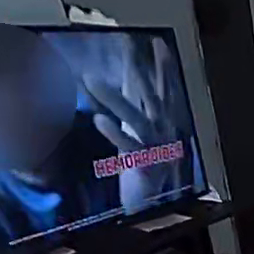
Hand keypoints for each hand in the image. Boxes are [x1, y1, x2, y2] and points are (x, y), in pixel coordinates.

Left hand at [81, 37, 184, 211]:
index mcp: (160, 126)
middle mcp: (162, 136)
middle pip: (152, 100)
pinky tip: (101, 121)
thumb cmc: (137, 170)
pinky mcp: (146, 168)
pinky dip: (117, 134)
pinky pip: (131, 148)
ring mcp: (156, 151)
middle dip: (140, 76)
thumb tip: (97, 83)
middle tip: (125, 53)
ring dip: (116, 100)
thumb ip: (122, 112)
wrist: (145, 207)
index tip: (158, 46)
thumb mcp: (131, 136)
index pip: (161, 92)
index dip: (162, 69)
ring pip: (139, 120)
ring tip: (92, 83)